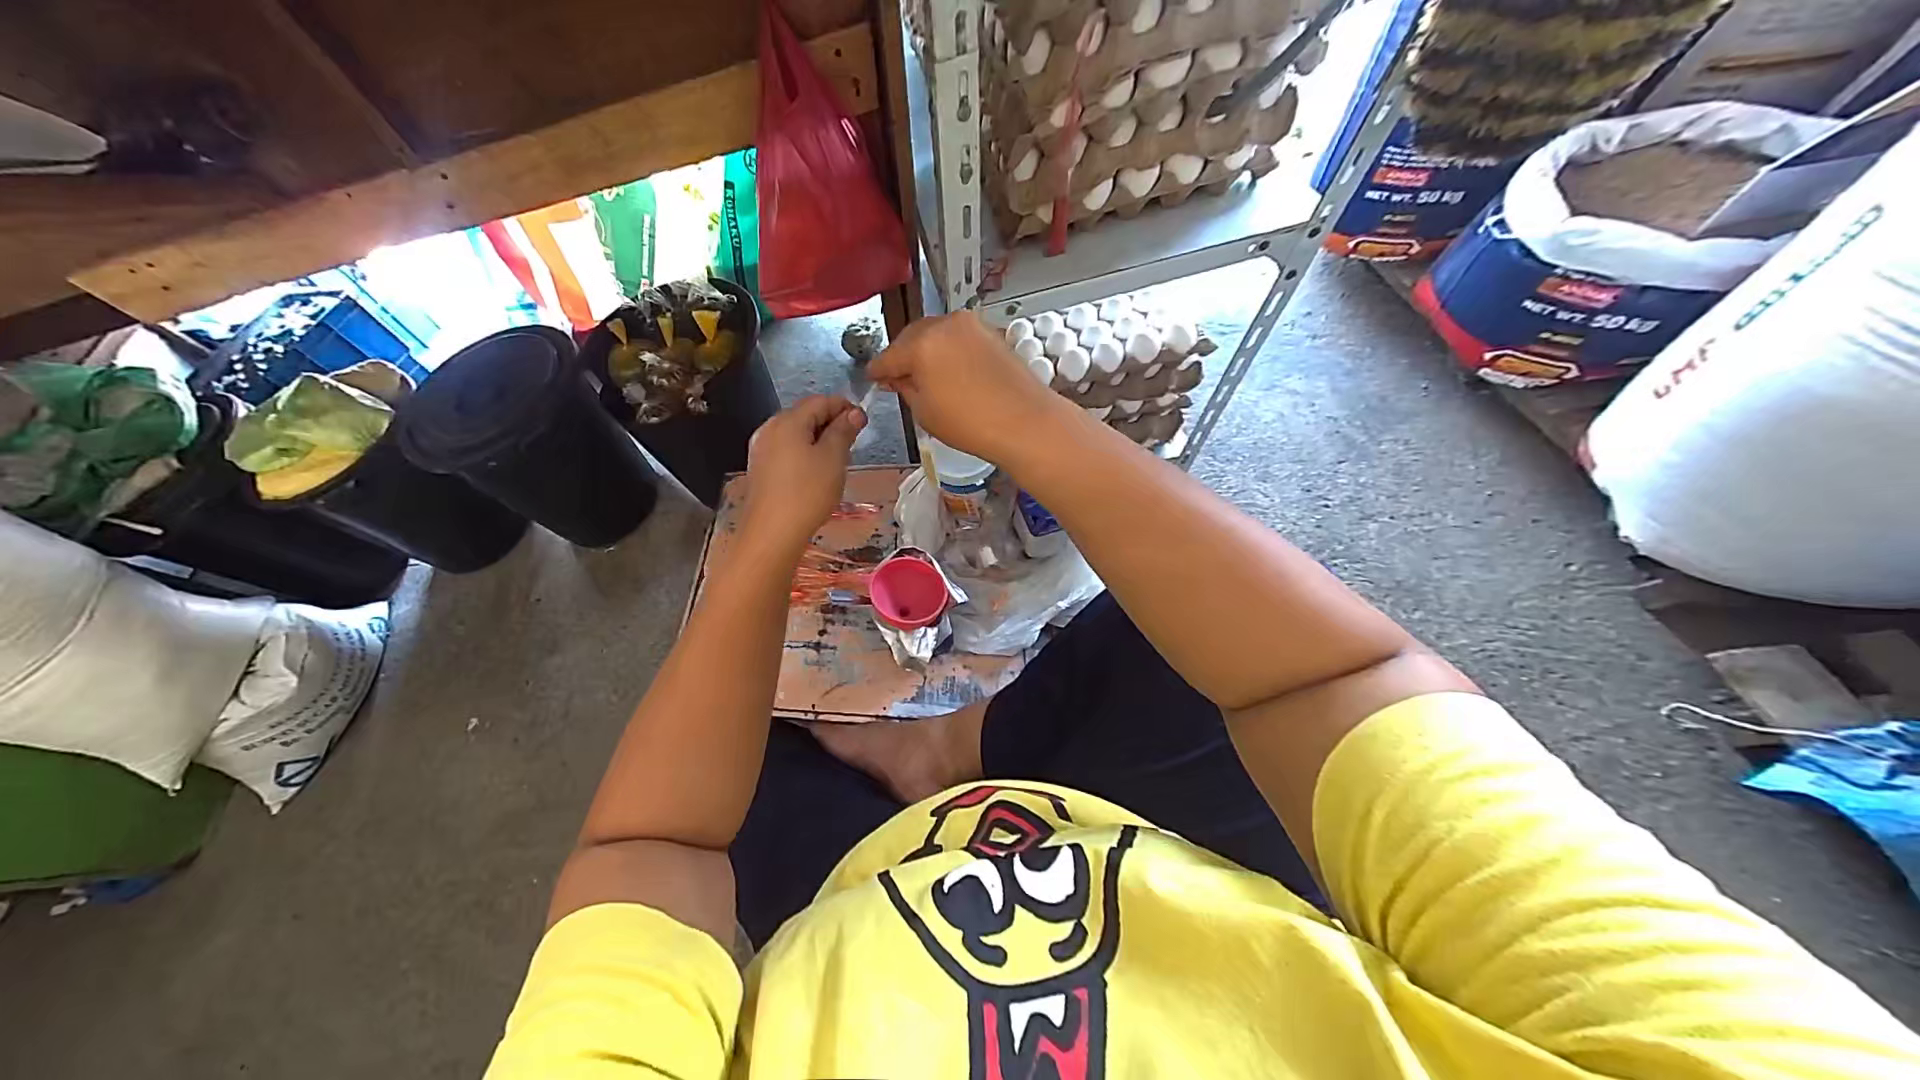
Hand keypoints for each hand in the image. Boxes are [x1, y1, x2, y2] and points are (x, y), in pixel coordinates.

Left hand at [740, 395, 866, 549]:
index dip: (844, 406)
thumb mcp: (833, 459)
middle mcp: (769, 428)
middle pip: (805, 415)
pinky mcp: (760, 468)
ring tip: (837, 458)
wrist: (772, 533)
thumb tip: (854, 413)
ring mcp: (761, 449)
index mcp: (788, 421)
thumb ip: (844, 431)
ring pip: (795, 433)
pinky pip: (786, 450)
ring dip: (818, 439)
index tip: (863, 420)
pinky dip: (804, 453)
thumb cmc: (807, 493)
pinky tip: (816, 471)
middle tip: (853, 440)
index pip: (820, 401)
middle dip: (830, 422)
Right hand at [867, 312, 1073, 464]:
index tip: (874, 377)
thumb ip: (905, 388)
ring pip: (935, 334)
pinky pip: (958, 338)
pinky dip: (948, 351)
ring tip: (926, 379)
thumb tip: (899, 378)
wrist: (1025, 422)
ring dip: (926, 352)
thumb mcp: (925, 412)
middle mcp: (945, 326)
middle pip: (910, 337)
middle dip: (903, 357)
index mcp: (921, 344)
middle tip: (899, 380)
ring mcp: (970, 326)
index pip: (888, 356)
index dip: (877, 371)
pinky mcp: (990, 332)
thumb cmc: (974, 423)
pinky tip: (950, 373)